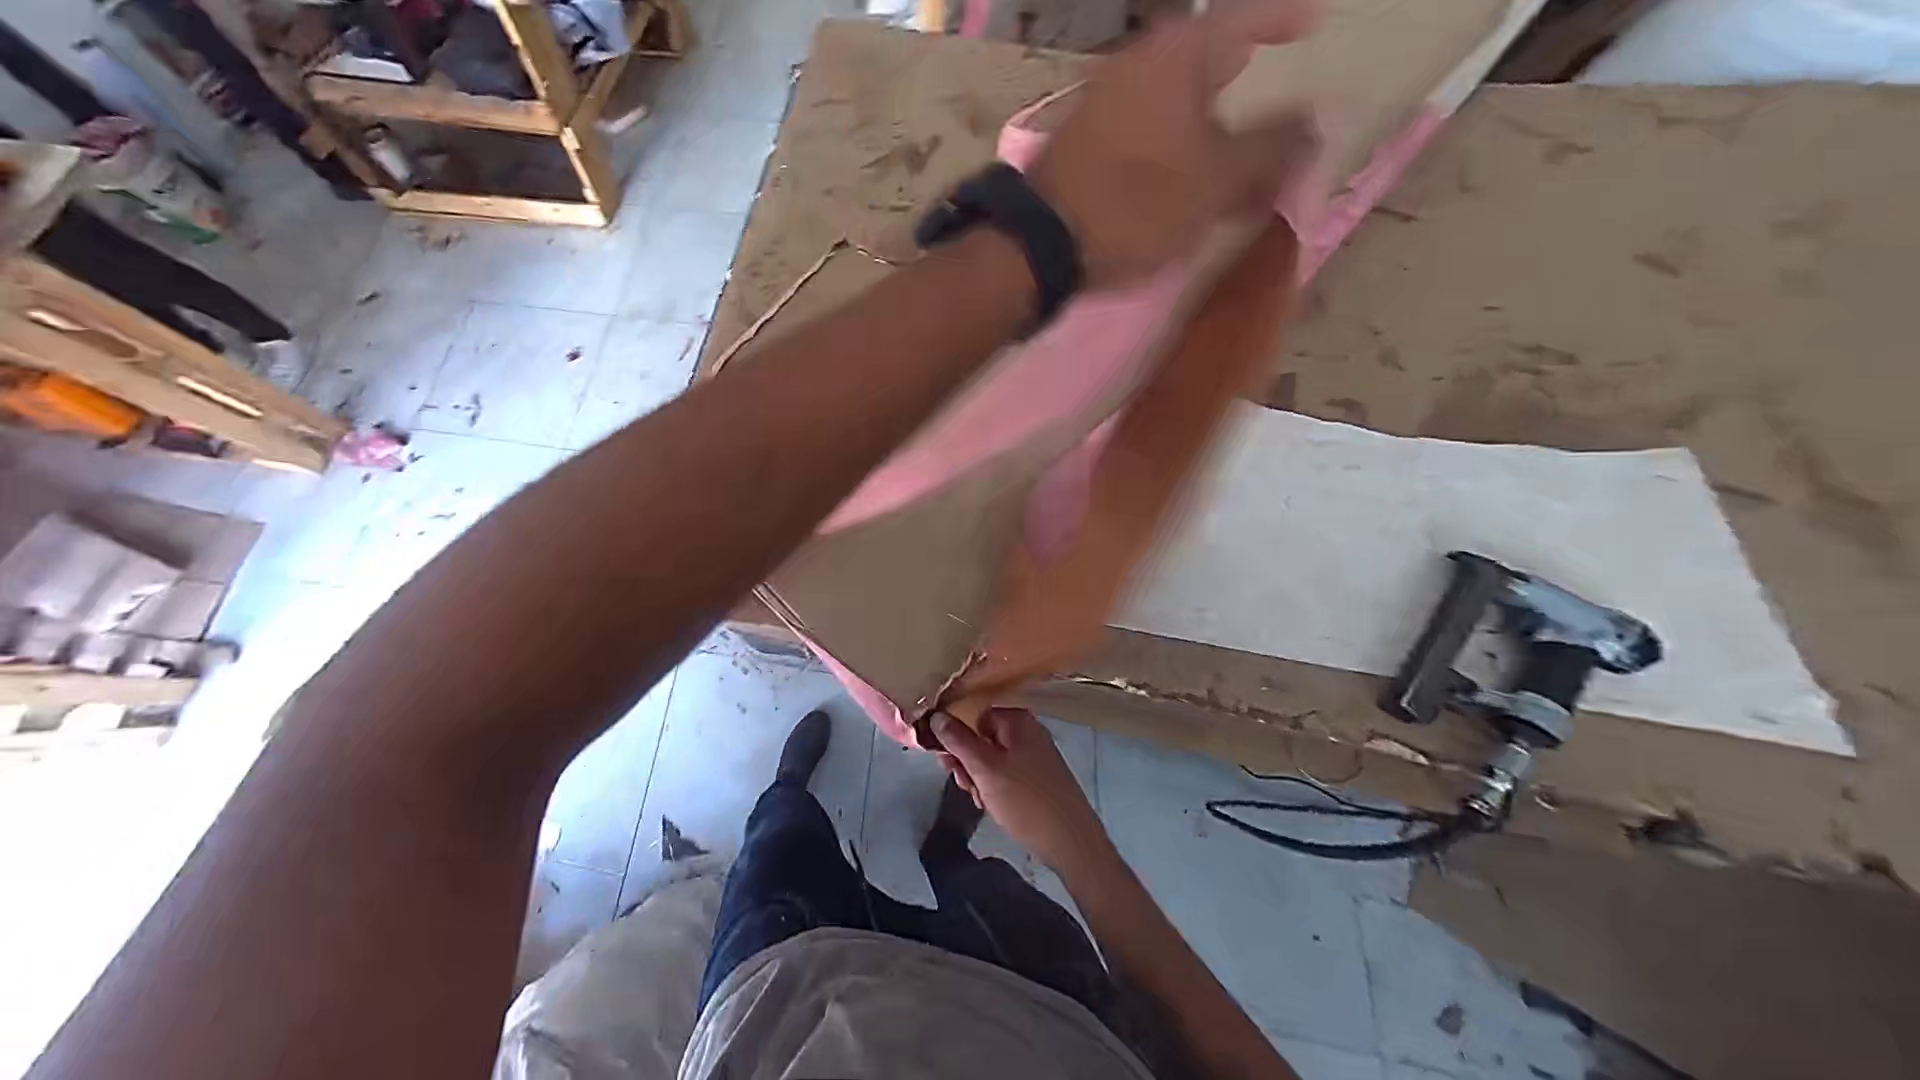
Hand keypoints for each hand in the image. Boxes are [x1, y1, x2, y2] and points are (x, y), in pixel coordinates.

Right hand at [933, 707, 1112, 871]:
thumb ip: (958, 740)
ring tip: (983, 800)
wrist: (1070, 840)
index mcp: (1017, 720)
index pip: (975, 716)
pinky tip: (995, 806)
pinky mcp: (1040, 778)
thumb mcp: (984, 768)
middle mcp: (1028, 731)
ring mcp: (1036, 755)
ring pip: (993, 760)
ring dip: (980, 779)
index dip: (958, 738)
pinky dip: (996, 788)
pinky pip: (1007, 774)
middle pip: (983, 738)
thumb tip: (936, 715)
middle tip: (967, 785)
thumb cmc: (1025, 800)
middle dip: (968, 763)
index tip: (949, 763)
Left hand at [1026, 0, 1321, 290]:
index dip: (1283, 18)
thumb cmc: (1136, 205)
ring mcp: (1103, 101)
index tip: (1312, 22)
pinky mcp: (1083, 140)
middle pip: (1204, 55)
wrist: (1042, 244)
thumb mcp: (1216, 182)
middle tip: (1267, 79)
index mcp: (1178, 55)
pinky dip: (1171, 137)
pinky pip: (1143, 124)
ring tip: (1229, 139)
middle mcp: (1138, 64)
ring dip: (1205, 112)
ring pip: (1170, 94)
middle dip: (1241, 68)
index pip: (1246, 17)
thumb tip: (1313, 122)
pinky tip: (1179, 164)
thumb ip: (1270, 149)